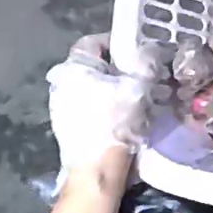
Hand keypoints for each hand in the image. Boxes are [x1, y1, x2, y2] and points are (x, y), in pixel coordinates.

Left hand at [43, 35, 149, 197]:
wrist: (96, 171)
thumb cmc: (116, 122)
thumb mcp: (140, 86)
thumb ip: (147, 61)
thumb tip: (153, 48)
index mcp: (74, 67)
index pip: (93, 41)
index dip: (118, 43)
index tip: (139, 53)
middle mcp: (61, 83)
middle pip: (94, 65)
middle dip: (118, 68)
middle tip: (143, 75)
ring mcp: (60, 107)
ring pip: (92, 87)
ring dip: (113, 88)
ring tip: (138, 97)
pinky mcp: (65, 127)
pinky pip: (89, 107)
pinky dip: (105, 106)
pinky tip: (124, 118)